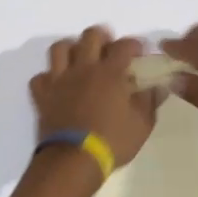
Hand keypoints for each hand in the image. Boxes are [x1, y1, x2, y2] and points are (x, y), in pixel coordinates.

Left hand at [30, 26, 159, 167]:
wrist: (73, 160)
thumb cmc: (112, 142)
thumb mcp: (142, 125)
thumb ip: (149, 102)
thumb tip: (157, 87)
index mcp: (110, 73)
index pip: (124, 46)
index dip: (134, 44)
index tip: (139, 52)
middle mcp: (84, 68)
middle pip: (90, 36)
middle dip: (102, 37)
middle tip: (108, 47)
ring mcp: (59, 80)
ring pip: (59, 48)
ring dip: (70, 48)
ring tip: (79, 58)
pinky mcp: (42, 95)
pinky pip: (40, 77)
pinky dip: (48, 77)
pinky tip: (57, 85)